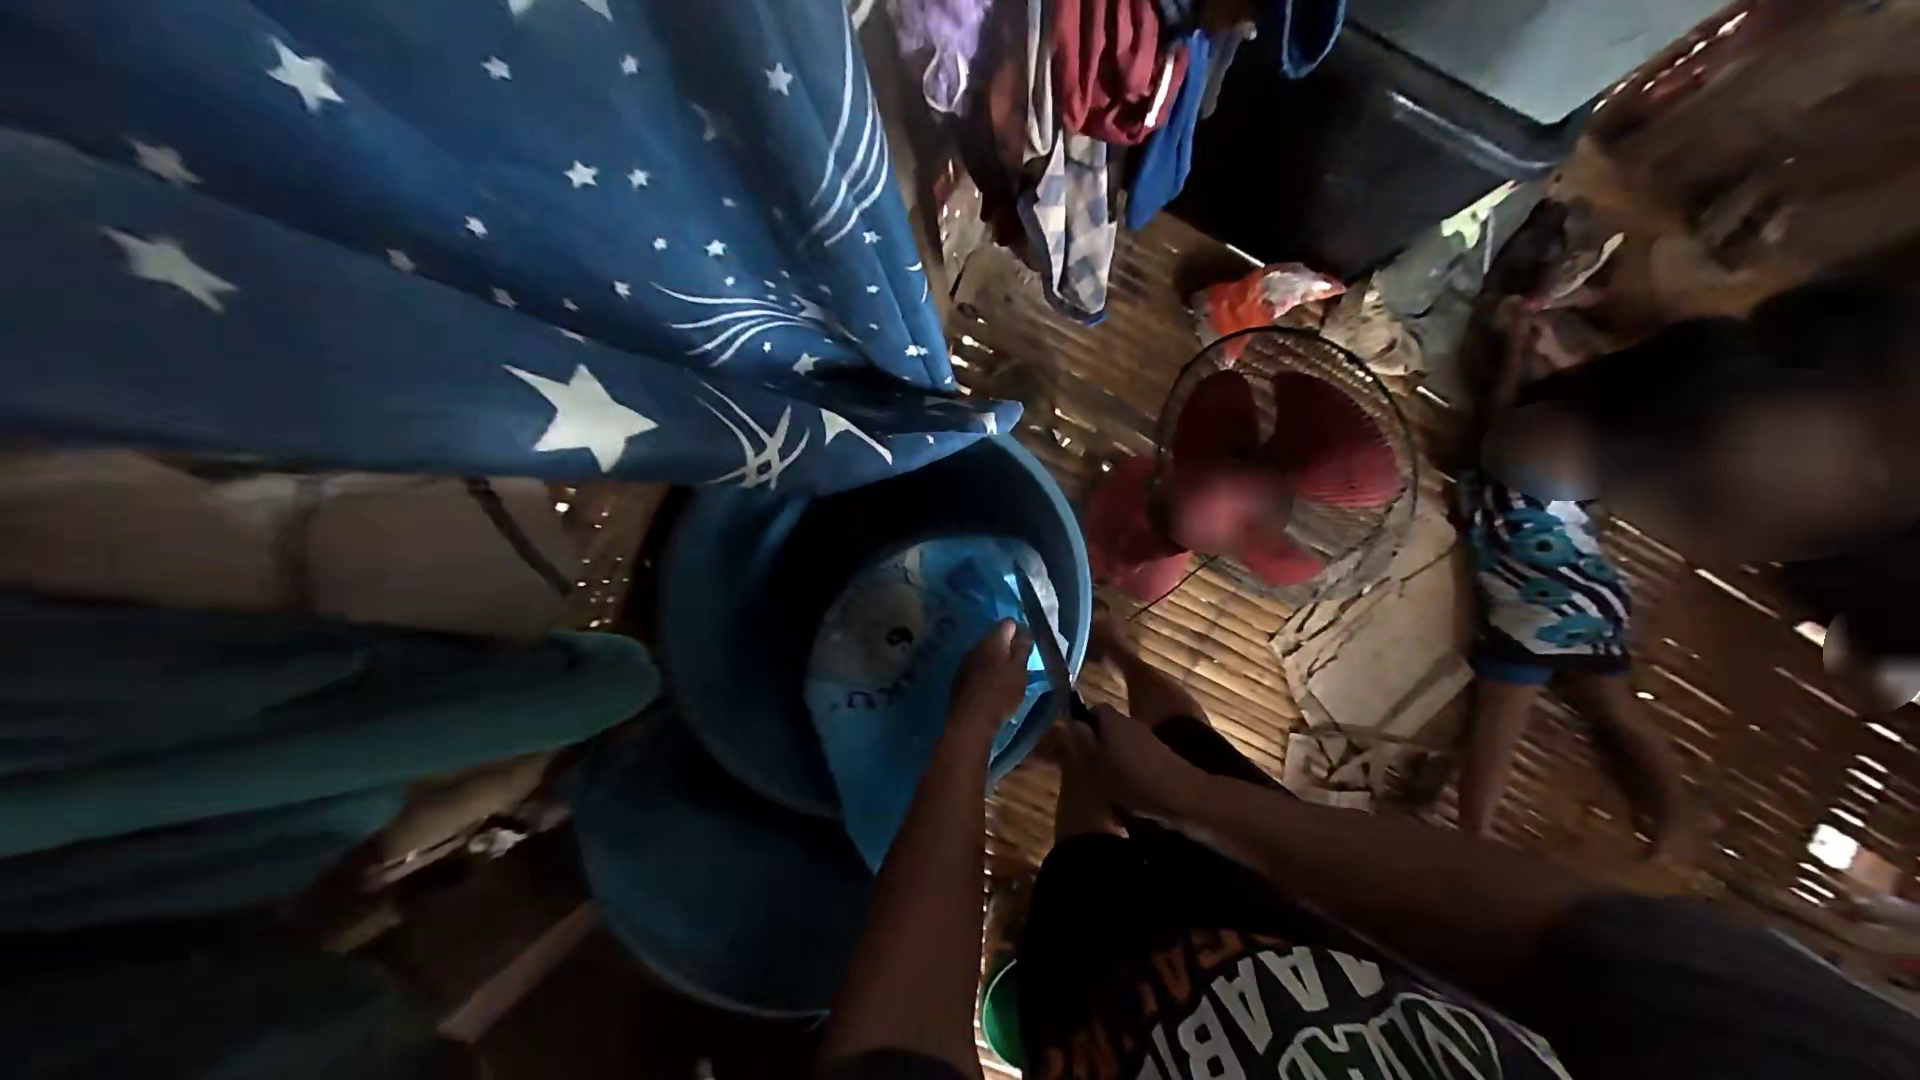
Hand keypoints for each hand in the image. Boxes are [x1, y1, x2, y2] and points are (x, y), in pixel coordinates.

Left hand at [948, 619, 1031, 738]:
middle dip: (1008, 645)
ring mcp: (966, 660)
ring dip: (997, 658)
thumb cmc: (1001, 693)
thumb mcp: (1019, 671)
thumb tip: (1024, 632)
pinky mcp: (960, 676)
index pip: (1008, 623)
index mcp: (993, 640)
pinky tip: (992, 684)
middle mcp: (976, 645)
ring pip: (985, 652)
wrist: (971, 720)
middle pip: (995, 637)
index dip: (1020, 630)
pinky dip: (986, 670)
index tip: (1028, 644)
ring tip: (1008, 674)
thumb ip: (1022, 650)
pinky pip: (977, 665)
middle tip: (1021, 661)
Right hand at [1069, 705, 1212, 820]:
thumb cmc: (1132, 780)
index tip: (1077, 739)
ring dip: (1118, 754)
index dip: (1085, 721)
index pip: (1096, 709)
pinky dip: (1134, 765)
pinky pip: (1141, 755)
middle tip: (1090, 762)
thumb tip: (1069, 724)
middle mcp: (1133, 724)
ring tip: (1109, 778)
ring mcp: (1152, 739)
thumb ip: (1081, 743)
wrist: (1182, 796)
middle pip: (1112, 725)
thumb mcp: (1095, 766)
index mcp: (1113, 721)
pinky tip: (1131, 787)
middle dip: (1101, 739)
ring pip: (1127, 741)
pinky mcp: (1165, 756)